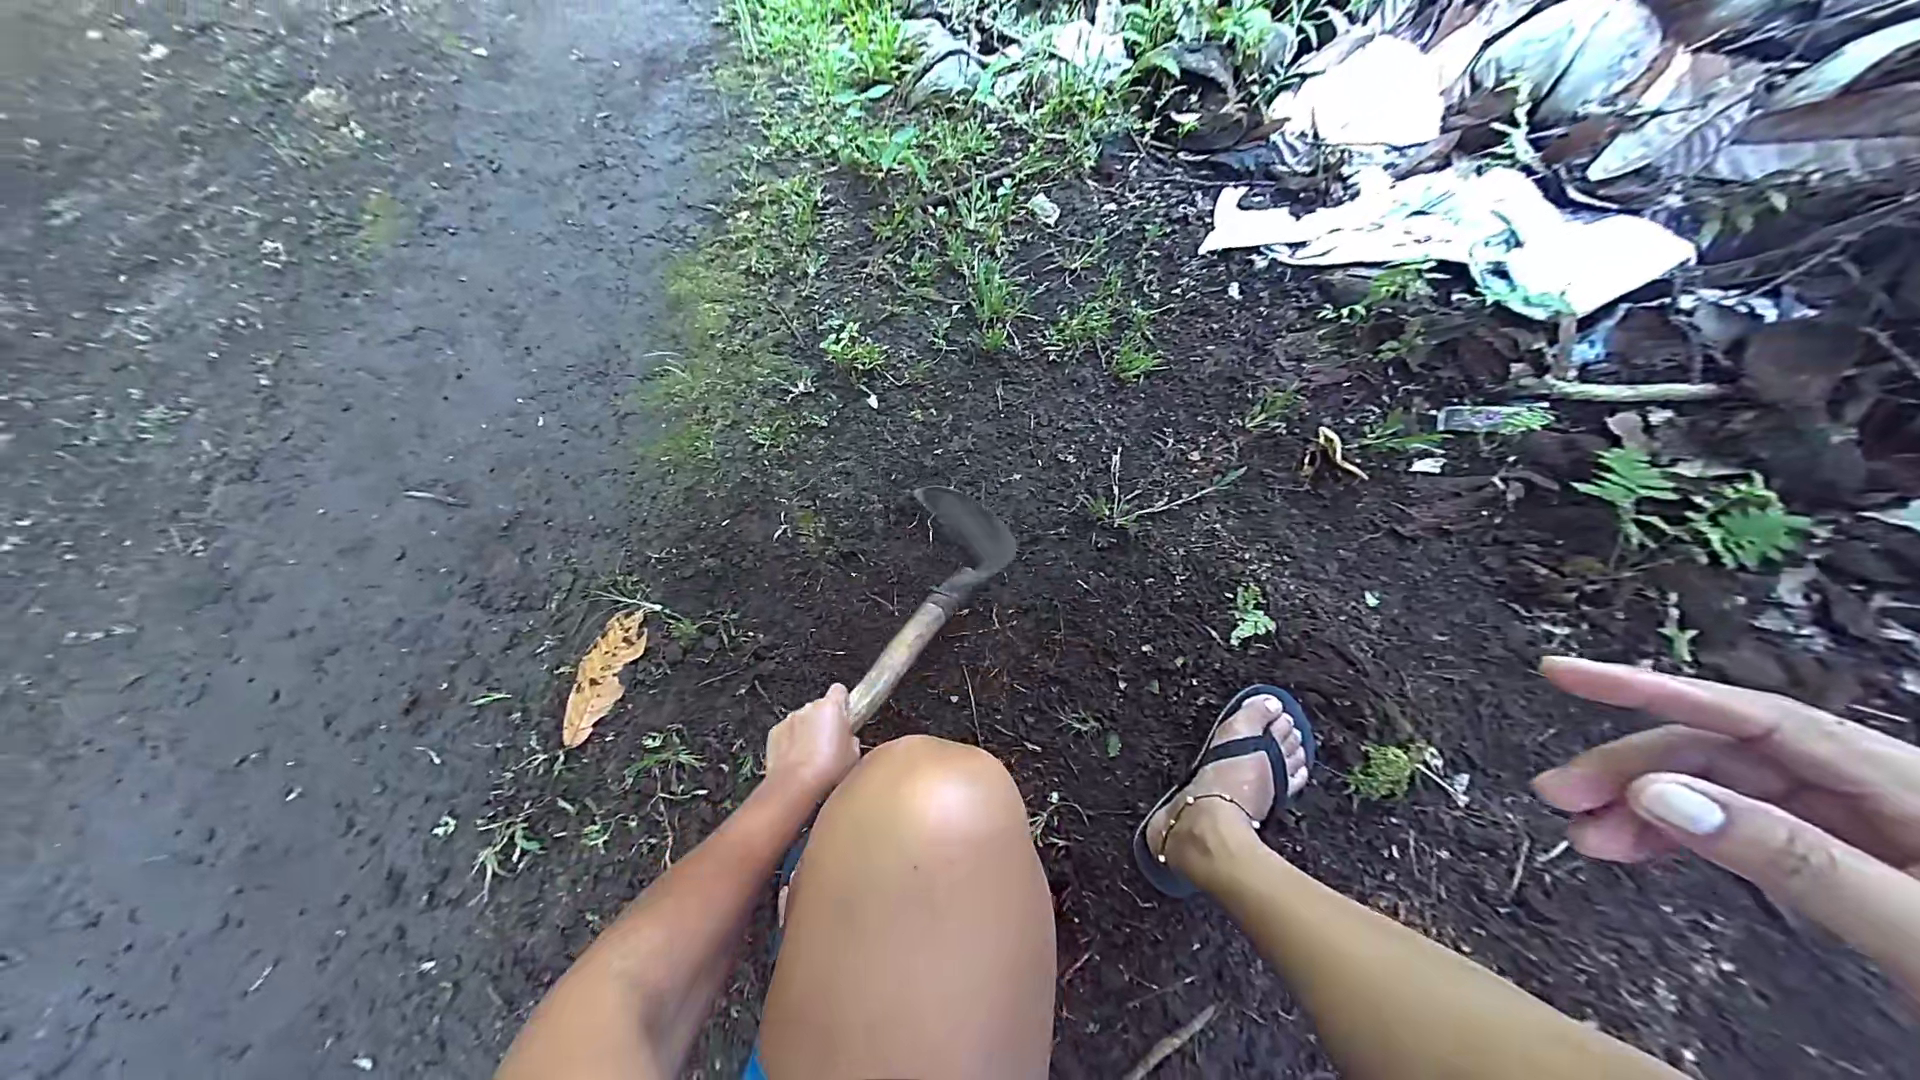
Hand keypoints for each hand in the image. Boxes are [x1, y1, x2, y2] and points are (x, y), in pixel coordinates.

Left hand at [765, 684, 859, 801]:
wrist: (795, 786)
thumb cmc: (828, 770)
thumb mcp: (854, 755)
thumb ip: (851, 738)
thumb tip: (847, 738)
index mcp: (831, 707)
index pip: (839, 690)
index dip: (843, 702)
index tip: (845, 716)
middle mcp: (809, 708)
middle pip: (820, 707)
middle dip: (825, 720)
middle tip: (831, 743)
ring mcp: (790, 719)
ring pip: (803, 720)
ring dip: (808, 731)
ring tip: (813, 756)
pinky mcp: (774, 732)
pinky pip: (788, 732)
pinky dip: (792, 742)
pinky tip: (798, 761)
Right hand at [1534, 656, 1919, 997]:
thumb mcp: (1919, 933)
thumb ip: (1795, 859)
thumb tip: (1657, 793)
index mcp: (1912, 788)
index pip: (1756, 717)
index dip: (1651, 689)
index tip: (1562, 675)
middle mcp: (1880, 794)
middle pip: (1724, 756)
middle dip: (1631, 771)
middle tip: (1558, 796)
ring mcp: (1865, 832)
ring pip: (1721, 793)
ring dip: (1642, 809)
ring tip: (1587, 836)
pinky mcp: (1849, 866)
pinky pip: (1740, 830)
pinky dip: (1679, 836)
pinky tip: (1637, 847)